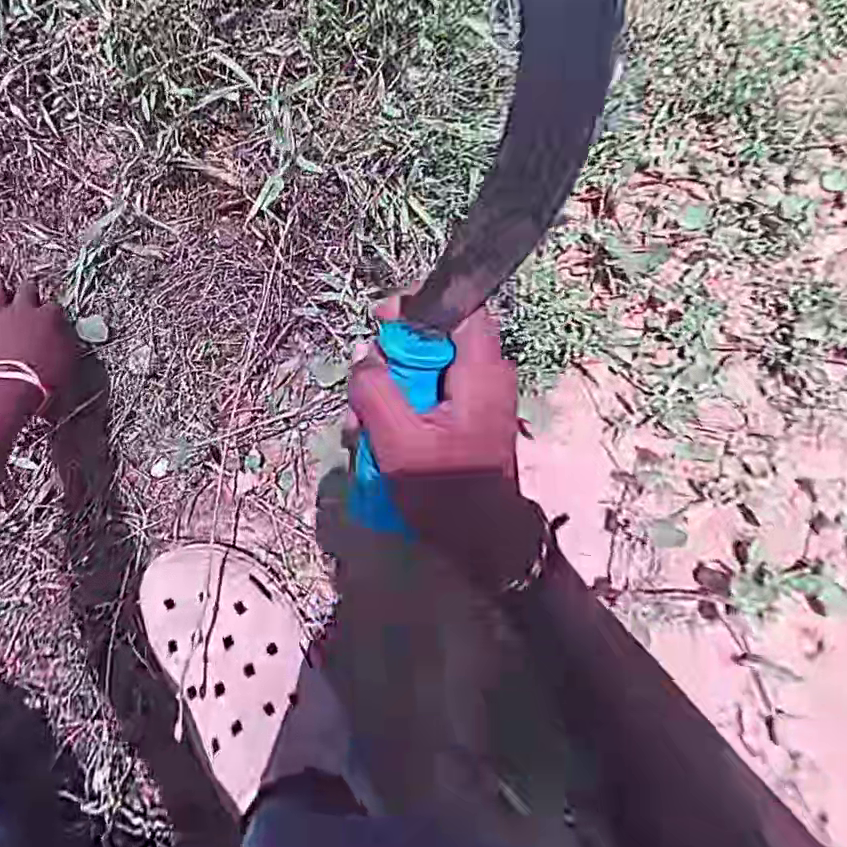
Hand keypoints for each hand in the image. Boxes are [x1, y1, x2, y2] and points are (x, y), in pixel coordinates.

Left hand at [0, 274, 78, 419]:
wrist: (4, 395)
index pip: (55, 307)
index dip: (53, 314)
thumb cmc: (39, 387)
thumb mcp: (66, 369)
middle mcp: (23, 311)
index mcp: (49, 319)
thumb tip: (67, 342)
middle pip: (27, 289)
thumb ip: (66, 348)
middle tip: (28, 297)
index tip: (53, 321)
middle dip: (29, 292)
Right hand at [347, 301, 543, 588]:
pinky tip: (379, 438)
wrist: (483, 541)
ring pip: (424, 370)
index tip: (379, 320)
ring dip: (389, 390)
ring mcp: (476, 398)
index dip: (416, 305)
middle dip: (390, 360)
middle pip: (432, 341)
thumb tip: (362, 355)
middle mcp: (485, 376)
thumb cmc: (445, 489)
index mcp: (479, 372)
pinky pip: (427, 395)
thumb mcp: (397, 439)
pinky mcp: (465, 418)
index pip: (458, 308)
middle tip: (363, 387)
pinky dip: (400, 408)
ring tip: (364, 424)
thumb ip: (374, 390)